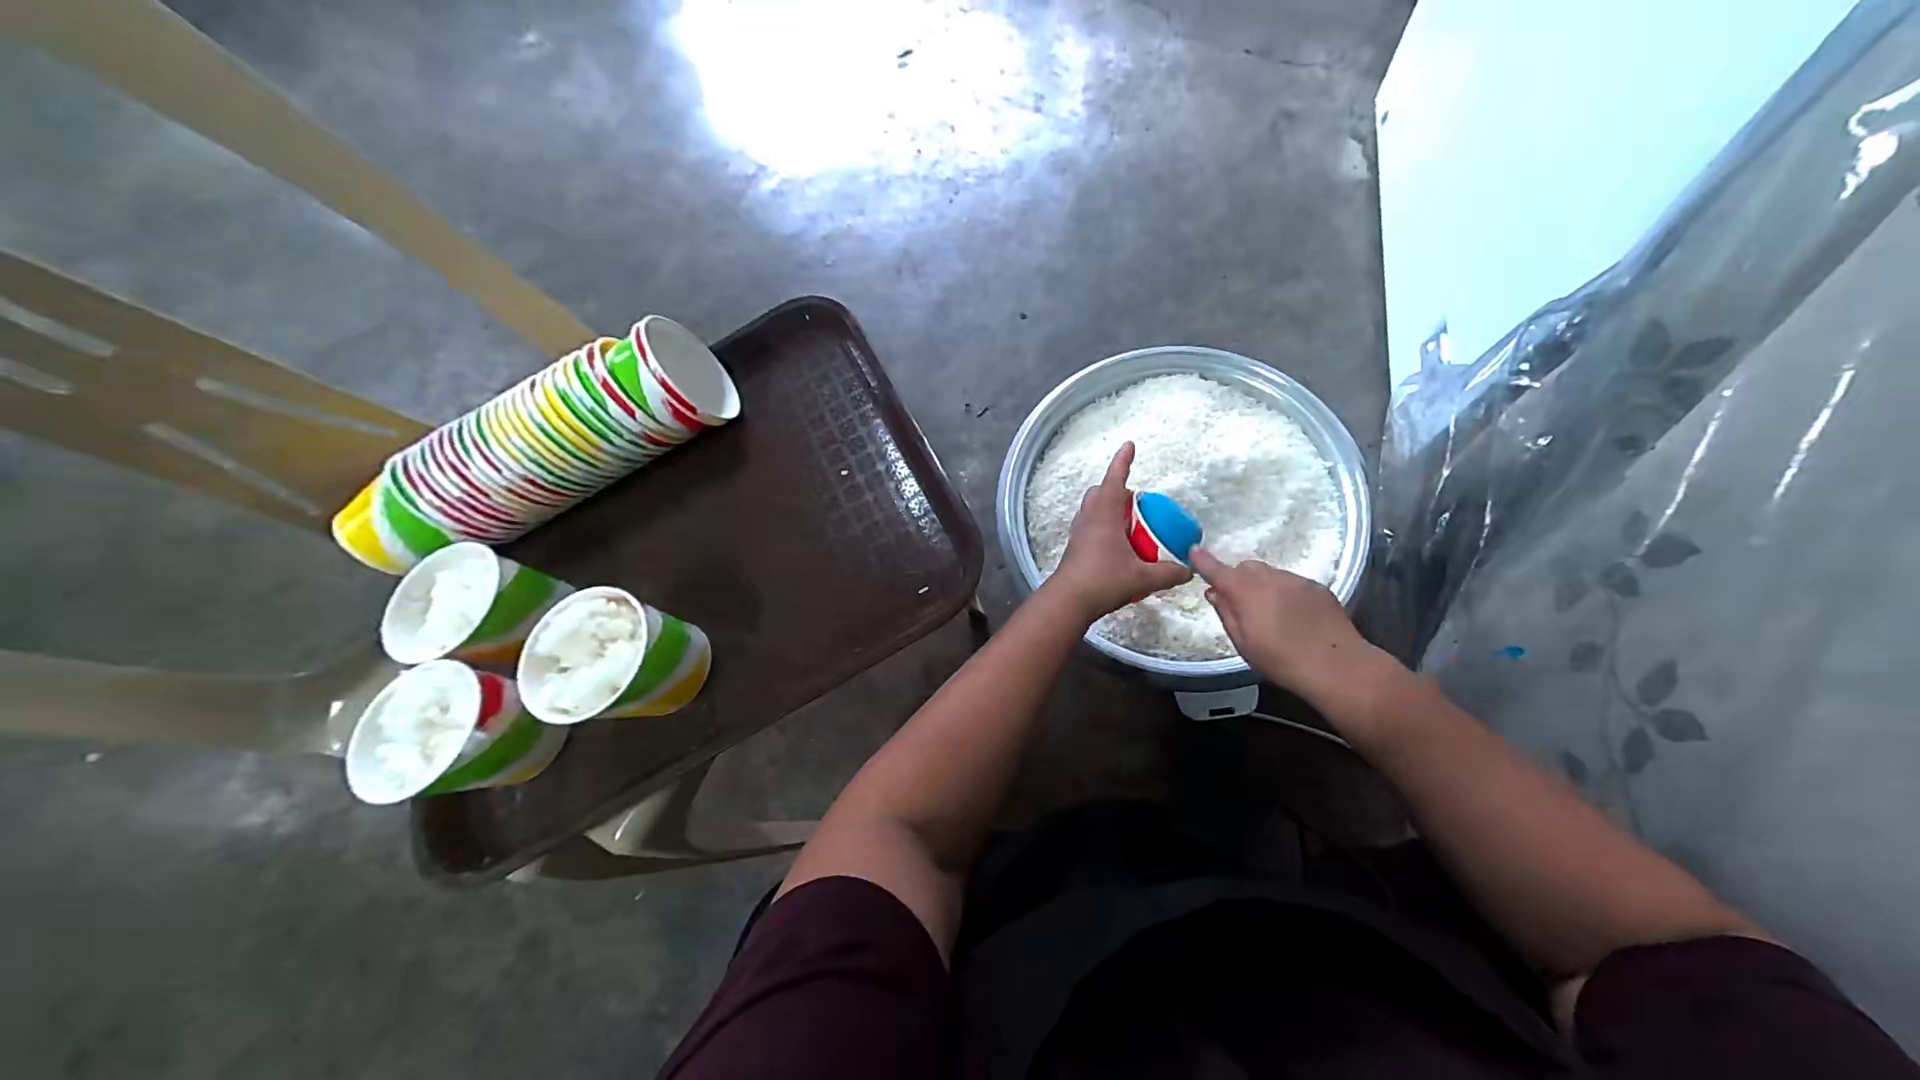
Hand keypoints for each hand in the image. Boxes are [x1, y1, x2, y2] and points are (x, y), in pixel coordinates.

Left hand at [1044, 442, 1191, 621]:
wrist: (1068, 601)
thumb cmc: (1103, 581)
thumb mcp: (1142, 578)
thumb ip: (1169, 573)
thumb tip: (1188, 571)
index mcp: (1104, 515)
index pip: (1115, 480)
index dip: (1123, 461)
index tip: (1129, 445)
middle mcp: (1088, 518)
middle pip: (1101, 493)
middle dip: (1119, 491)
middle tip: (1139, 506)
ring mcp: (1079, 533)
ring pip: (1093, 510)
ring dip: (1110, 510)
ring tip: (1130, 527)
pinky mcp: (1075, 548)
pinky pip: (1090, 527)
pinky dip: (1104, 528)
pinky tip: (1117, 547)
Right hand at [1189, 547, 1387, 707]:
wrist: (1336, 665)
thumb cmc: (1281, 660)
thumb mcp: (1243, 643)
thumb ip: (1226, 613)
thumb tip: (1214, 592)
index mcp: (1246, 592)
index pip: (1218, 571)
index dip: (1204, 561)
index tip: (1193, 552)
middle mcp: (1270, 578)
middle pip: (1246, 567)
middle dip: (1238, 579)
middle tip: (1240, 604)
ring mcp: (1296, 580)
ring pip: (1270, 574)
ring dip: (1263, 586)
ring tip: (1271, 615)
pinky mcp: (1317, 587)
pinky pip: (1292, 582)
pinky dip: (1284, 592)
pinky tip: (1294, 616)